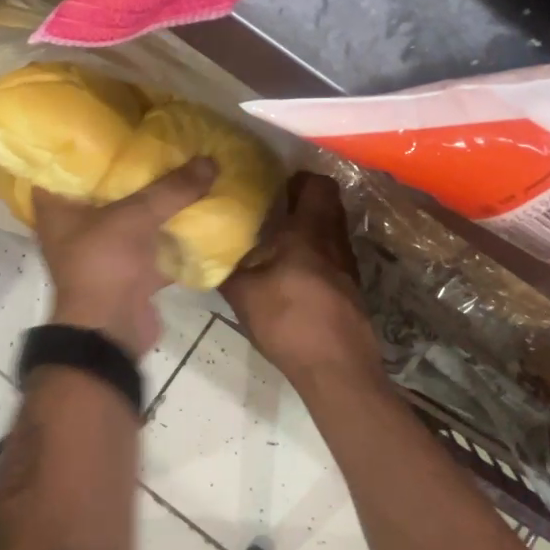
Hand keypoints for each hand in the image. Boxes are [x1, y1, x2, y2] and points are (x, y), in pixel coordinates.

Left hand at [32, 158, 216, 356]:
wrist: (110, 331)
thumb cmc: (103, 264)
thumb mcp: (134, 216)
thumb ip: (170, 189)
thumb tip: (209, 160)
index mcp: (54, 206)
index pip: (58, 165)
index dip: (76, 144)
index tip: (102, 122)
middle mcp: (71, 224)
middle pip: (98, 189)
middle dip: (125, 170)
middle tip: (151, 139)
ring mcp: (98, 248)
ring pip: (126, 215)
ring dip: (151, 200)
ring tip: (178, 166)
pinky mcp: (125, 269)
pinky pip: (148, 243)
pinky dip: (168, 232)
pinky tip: (194, 210)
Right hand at [219, 172, 382, 385]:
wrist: (337, 372)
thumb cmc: (288, 322)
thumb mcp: (242, 293)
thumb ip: (222, 265)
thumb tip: (199, 246)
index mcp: (307, 234)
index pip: (317, 186)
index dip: (297, 177)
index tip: (270, 181)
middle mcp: (333, 244)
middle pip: (327, 205)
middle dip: (301, 198)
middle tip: (268, 203)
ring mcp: (347, 268)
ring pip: (331, 231)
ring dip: (308, 226)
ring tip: (274, 235)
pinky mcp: (350, 291)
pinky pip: (332, 255)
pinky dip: (314, 251)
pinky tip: (288, 269)